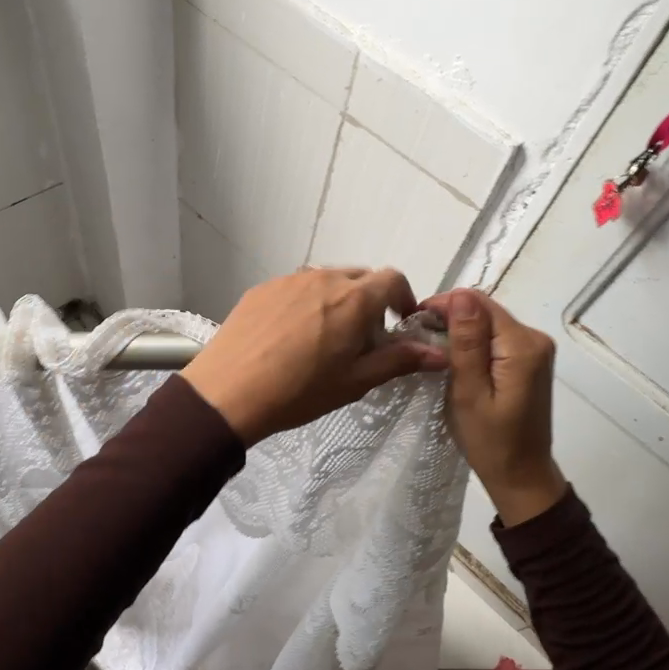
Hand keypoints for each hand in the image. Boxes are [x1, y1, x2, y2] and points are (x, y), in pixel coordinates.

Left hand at [182, 267, 447, 444]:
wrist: (228, 392)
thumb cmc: (299, 391)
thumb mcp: (355, 381)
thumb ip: (399, 361)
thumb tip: (440, 354)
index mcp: (354, 298)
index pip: (393, 279)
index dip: (403, 298)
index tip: (399, 323)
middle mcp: (323, 278)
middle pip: (360, 277)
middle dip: (370, 301)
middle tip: (362, 338)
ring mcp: (289, 280)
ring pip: (326, 280)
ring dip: (338, 300)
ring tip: (325, 338)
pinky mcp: (262, 288)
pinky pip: (296, 287)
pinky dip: (306, 303)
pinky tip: (291, 336)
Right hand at [421, 288, 565, 525]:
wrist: (521, 476)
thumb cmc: (490, 441)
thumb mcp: (470, 392)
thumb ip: (466, 343)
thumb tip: (459, 295)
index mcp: (522, 345)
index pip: (477, 303)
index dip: (443, 307)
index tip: (413, 325)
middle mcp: (535, 338)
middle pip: (483, 310)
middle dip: (449, 318)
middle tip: (416, 342)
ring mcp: (534, 349)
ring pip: (487, 322)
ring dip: (458, 331)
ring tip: (430, 352)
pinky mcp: (528, 360)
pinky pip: (494, 338)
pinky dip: (472, 344)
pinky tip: (453, 361)